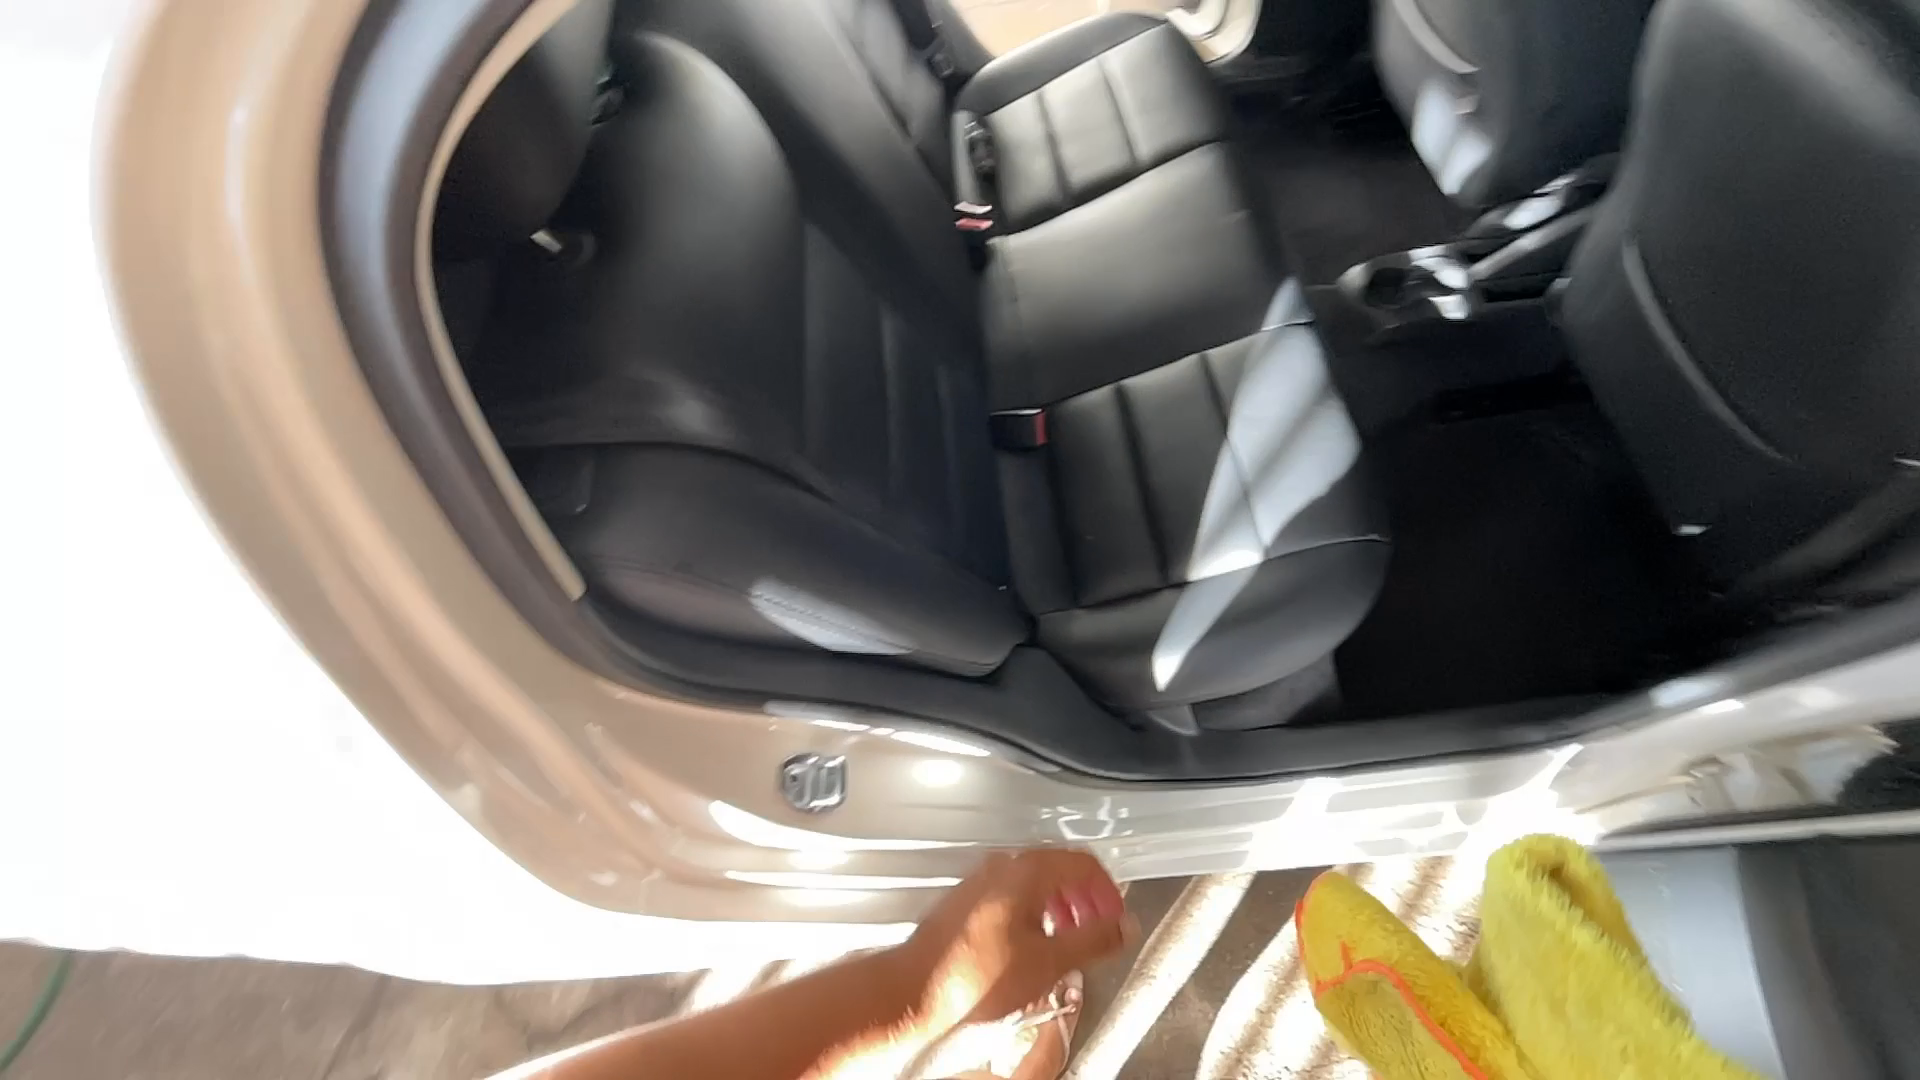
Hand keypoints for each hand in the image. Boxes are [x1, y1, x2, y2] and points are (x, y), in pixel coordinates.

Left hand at [895, 849, 1136, 1035]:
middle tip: (1100, 927)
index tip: (1117, 916)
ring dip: (1061, 905)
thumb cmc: (972, 977)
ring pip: (1035, 881)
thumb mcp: (1048, 963)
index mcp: (1026, 870)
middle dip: (1086, 897)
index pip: (1082, 862)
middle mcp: (1003, 866)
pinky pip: (1013, 893)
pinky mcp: (969, 900)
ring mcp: (982, 880)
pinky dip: (1035, 911)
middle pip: (1059, 867)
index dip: (1107, 889)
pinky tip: (1035, 945)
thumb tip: (1123, 925)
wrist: (914, 991)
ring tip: (1070, 941)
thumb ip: (1093, 940)